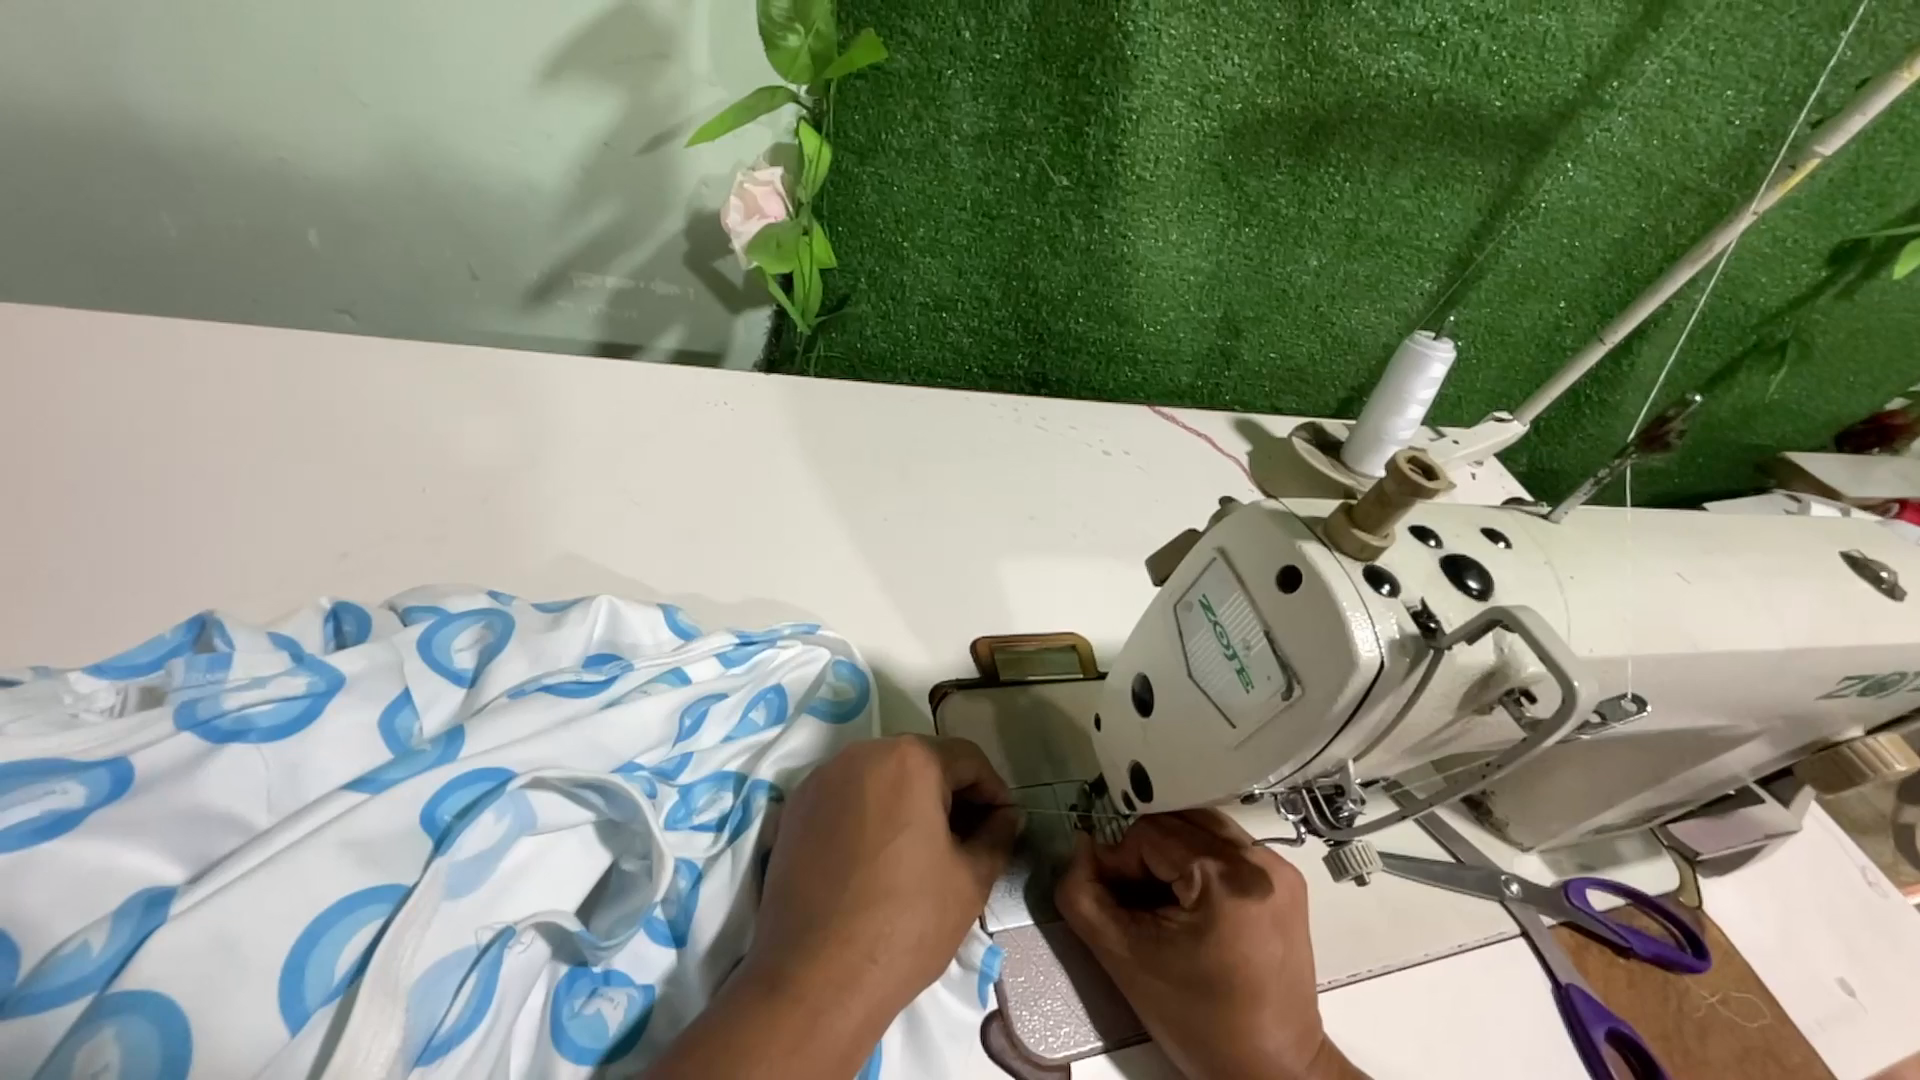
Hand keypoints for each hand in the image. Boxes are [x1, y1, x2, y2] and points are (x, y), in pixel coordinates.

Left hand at [747, 734, 1021, 1026]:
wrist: (813, 979)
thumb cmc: (905, 924)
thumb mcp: (970, 880)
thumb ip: (997, 835)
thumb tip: (1006, 816)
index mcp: (909, 760)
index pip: (968, 759)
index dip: (993, 791)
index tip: (1004, 826)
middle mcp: (860, 755)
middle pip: (920, 761)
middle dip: (951, 794)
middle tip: (969, 839)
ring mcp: (819, 780)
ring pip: (881, 777)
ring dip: (909, 802)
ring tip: (924, 851)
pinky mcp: (794, 811)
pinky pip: (847, 798)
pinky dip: (871, 815)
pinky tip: (879, 860)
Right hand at [1055, 809, 1364, 1079]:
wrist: (1270, 1067)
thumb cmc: (1196, 1020)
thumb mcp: (1122, 957)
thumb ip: (1082, 895)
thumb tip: (1078, 846)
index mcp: (1227, 877)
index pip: (1148, 832)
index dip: (1118, 861)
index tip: (1113, 902)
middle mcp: (1260, 860)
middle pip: (1177, 821)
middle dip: (1144, 853)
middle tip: (1133, 900)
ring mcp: (1279, 867)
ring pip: (1201, 828)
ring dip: (1169, 852)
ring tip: (1159, 899)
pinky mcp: (1286, 880)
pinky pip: (1227, 847)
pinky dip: (1197, 861)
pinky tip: (1187, 900)